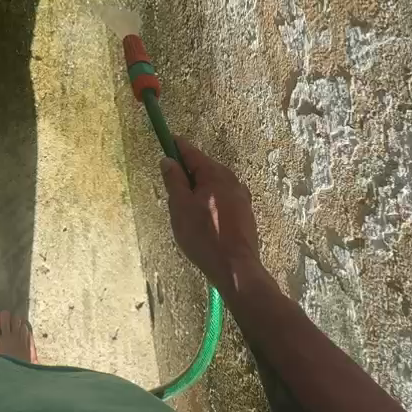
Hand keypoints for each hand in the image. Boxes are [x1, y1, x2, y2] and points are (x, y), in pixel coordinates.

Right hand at [159, 138, 266, 297]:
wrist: (236, 269)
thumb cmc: (204, 236)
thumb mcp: (180, 206)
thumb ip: (174, 180)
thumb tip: (168, 160)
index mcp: (214, 174)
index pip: (191, 152)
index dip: (176, 147)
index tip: (166, 142)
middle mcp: (231, 180)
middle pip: (203, 168)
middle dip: (187, 174)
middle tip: (172, 190)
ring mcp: (241, 197)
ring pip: (213, 185)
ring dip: (199, 190)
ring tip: (187, 212)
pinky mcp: (245, 213)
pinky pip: (222, 198)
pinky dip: (210, 202)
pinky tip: (204, 221)